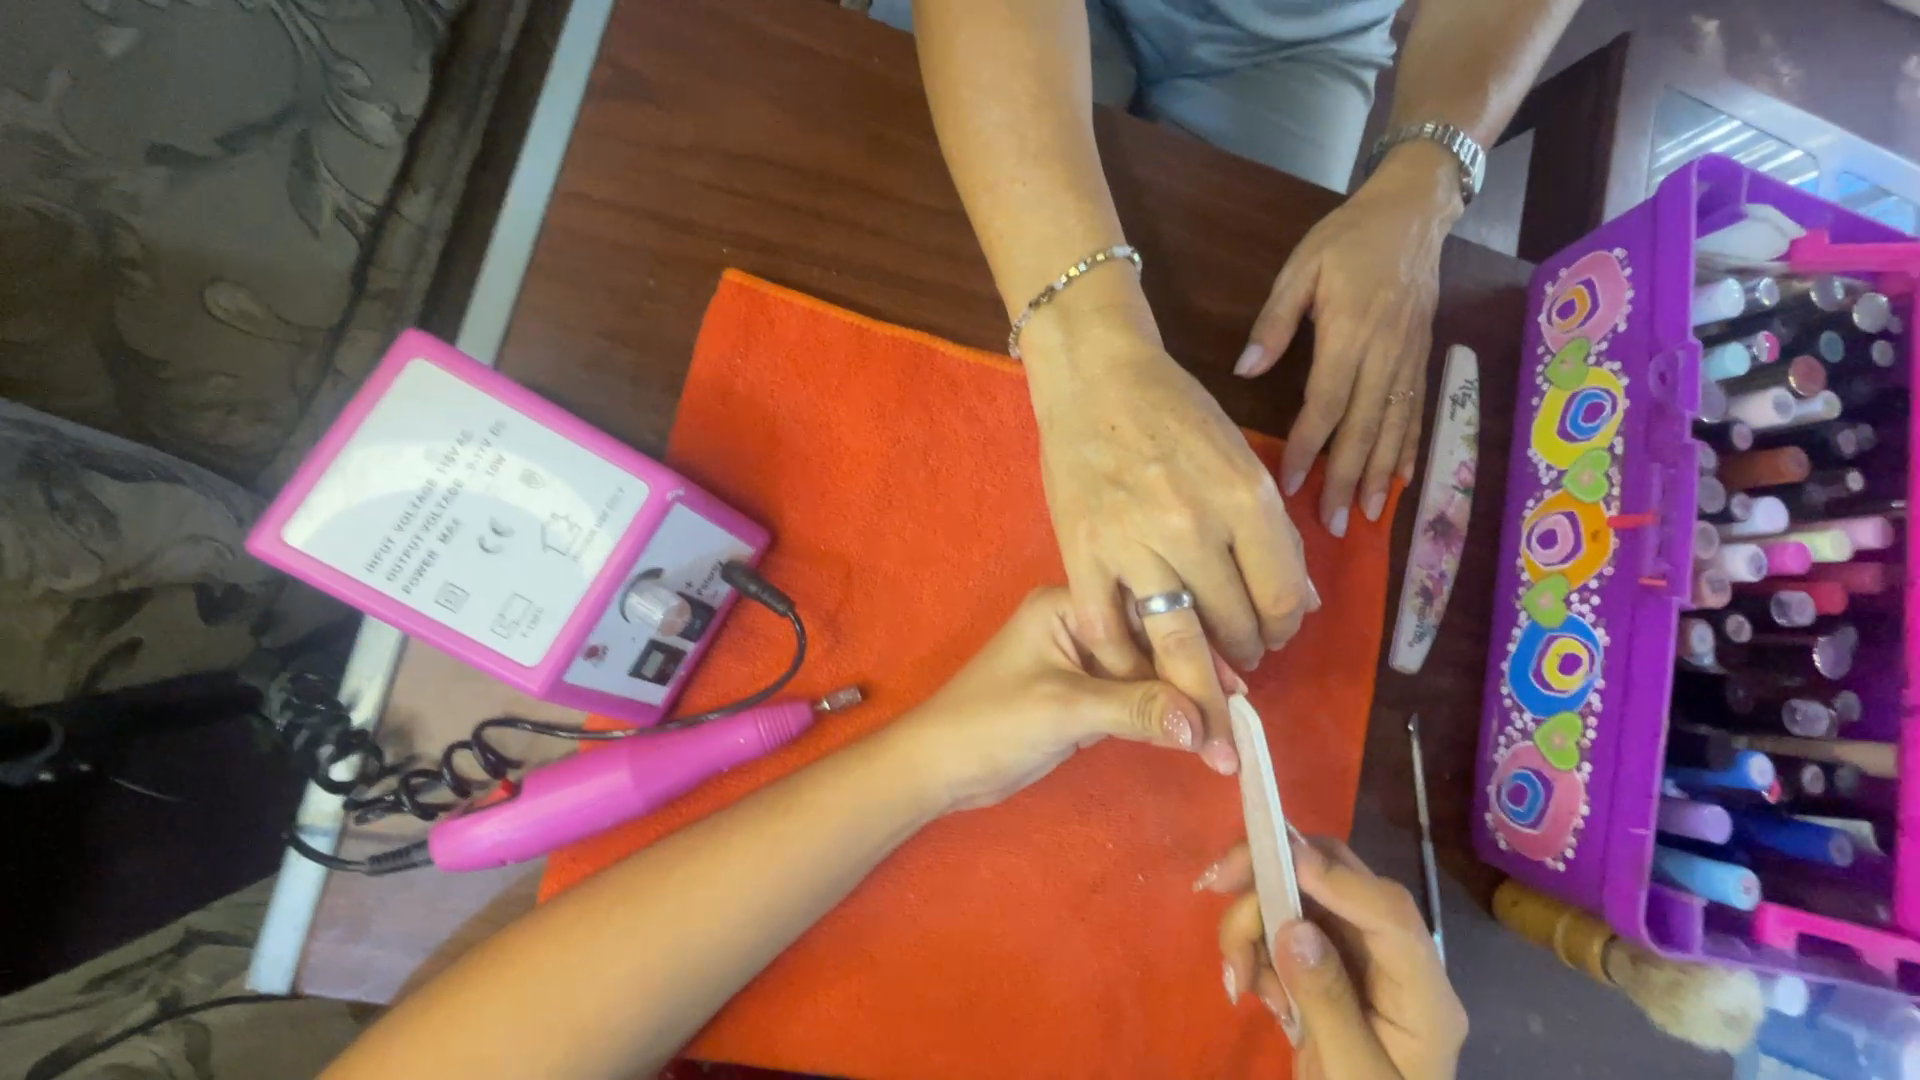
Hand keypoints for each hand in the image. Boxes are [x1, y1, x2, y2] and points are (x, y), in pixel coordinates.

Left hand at [892, 587, 1236, 811]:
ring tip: (1231, 729)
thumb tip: (1204, 724)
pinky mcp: (1087, 694)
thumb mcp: (1063, 710)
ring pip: (1150, 673)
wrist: (940, 766)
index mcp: (1070, 604)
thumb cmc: (990, 723)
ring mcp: (1086, 660)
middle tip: (1242, 716)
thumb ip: (1135, 708)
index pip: (1147, 617)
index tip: (1235, 690)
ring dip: (1185, 701)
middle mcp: (1083, 622)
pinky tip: (1196, 731)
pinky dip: (1164, 715)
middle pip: (1154, 642)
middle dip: (1195, 680)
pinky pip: (1137, 697)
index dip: (1193, 652)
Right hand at [1021, 294, 1316, 776]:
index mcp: (1245, 496)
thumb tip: (1304, 601)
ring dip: (1200, 671)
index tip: (1277, 631)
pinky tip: (1140, 667)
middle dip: (1247, 651)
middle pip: (1237, 624)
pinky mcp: (1081, 554)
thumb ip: (1274, 532)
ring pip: (1178, 638)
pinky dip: (1126, 661)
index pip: (1284, 595)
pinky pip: (1108, 632)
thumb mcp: (1241, 457)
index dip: (1288, 626)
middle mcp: (1194, 527)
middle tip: (1242, 655)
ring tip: (1206, 677)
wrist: (1094, 378)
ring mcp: (1132, 543)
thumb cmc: (1174, 409)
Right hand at [1200, 832, 1464, 1079]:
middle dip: (1274, 874)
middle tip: (1218, 883)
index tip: (1284, 862)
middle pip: (1340, 883)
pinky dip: (1251, 943)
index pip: (1392, 917)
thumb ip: (1327, 1003)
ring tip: (1236, 976)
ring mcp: (1356, 960)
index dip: (1340, 880)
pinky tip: (1247, 986)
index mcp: (1423, 996)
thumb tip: (1295, 927)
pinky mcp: (1321, 965)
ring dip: (1252, 920)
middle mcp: (1393, 962)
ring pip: (1298, 897)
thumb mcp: (1350, 1077)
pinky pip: (1279, 925)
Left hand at [1235, 145, 1461, 535]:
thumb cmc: (1346, 238)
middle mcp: (1385, 352)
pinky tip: (1403, 478)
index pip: (1327, 403)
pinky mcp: (1424, 355)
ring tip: (1369, 515)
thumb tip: (1244, 370)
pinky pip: (1419, 408)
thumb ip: (1274, 322)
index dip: (1309, 448)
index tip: (1291, 486)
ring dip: (1382, 474)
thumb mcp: (1300, 269)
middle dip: (1348, 478)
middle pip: (1365, 426)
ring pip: (1396, 424)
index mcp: (1350, 333)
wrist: (1414, 210)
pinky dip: (1411, 446)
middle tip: (1334, 524)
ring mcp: (1410, 356)